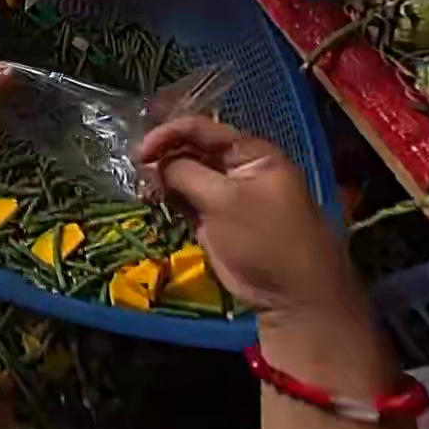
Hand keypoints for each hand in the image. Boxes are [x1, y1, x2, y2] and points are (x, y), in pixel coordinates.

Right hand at [137, 118, 359, 323]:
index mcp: (251, 155)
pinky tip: (149, 200)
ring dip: (159, 176)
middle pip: (187, 147)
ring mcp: (223, 192)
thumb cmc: (266, 240)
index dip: (167, 134)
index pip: (200, 129)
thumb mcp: (224, 199)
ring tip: (144, 189)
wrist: (291, 299)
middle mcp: (236, 168)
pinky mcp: (211, 215)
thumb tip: (153, 163)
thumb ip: (184, 171)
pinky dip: (163, 194)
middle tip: (137, 169)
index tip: (141, 152)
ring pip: (180, 171)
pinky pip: (180, 194)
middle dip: (160, 155)